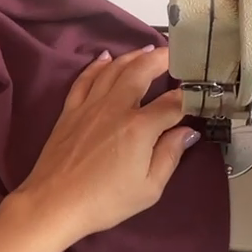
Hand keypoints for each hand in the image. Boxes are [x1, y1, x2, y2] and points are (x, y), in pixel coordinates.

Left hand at [11, 46, 199, 244]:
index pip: (172, 103)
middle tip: (173, 52)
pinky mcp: (69, 111)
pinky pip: (84, 80)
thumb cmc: (105, 201)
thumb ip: (170, 155)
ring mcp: (89, 106)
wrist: (54, 202)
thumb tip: (188, 132)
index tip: (197, 91)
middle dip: (160, 59)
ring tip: (146, 50)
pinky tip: (104, 58)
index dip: (188, 96)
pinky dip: (96, 66)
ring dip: (131, 57)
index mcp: (140, 127)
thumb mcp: (149, 188)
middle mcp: (115, 108)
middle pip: (140, 72)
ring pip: (113, 70)